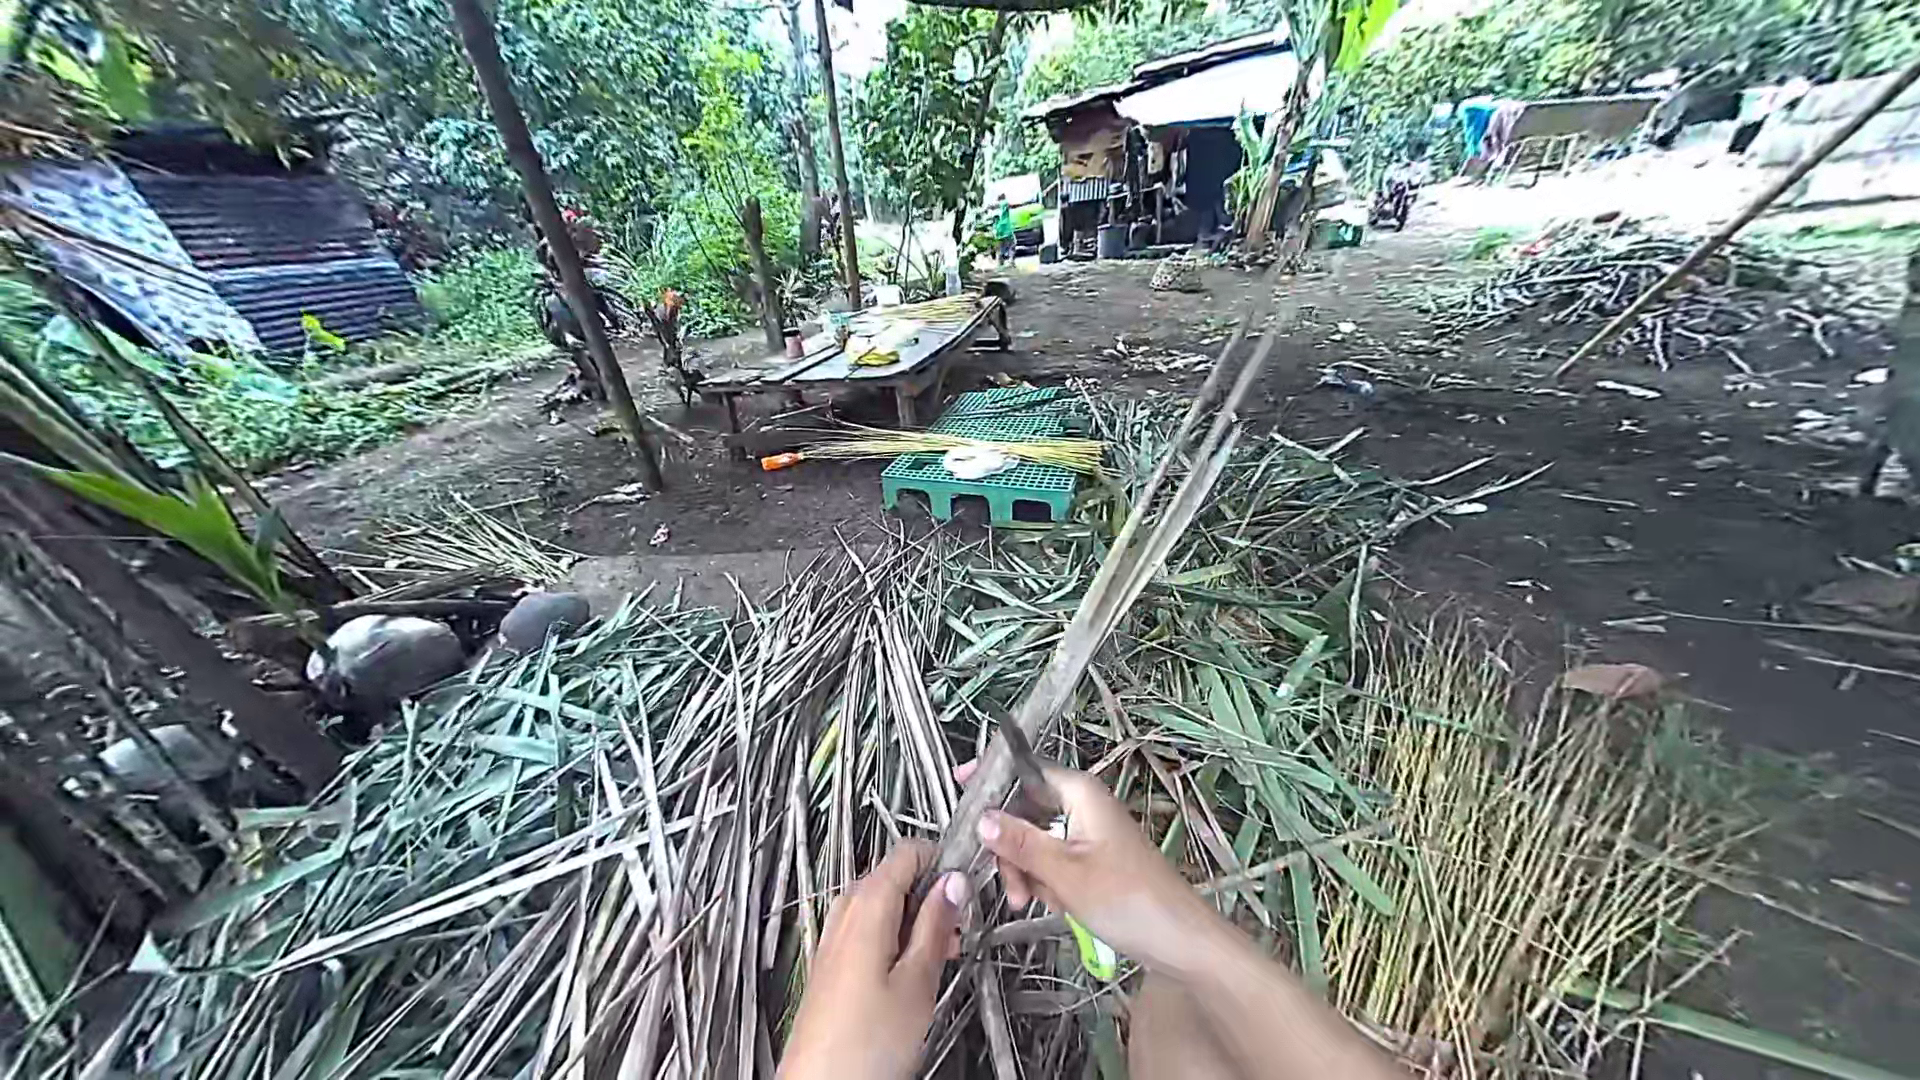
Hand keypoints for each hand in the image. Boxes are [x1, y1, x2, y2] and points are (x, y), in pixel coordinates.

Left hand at [778, 842, 968, 1079]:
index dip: (943, 863)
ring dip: (917, 921)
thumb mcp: (918, 981)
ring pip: (886, 904)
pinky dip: (896, 939)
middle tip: (958, 929)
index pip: (911, 850)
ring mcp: (836, 934)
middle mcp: (847, 909)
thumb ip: (937, 922)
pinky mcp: (833, 960)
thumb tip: (953, 882)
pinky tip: (910, 974)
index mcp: (868, 901)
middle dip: (932, 897)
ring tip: (940, 957)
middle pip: (899, 876)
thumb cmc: (861, 1049)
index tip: (964, 887)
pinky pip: (871, 929)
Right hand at [965, 761, 1234, 977]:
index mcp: (1078, 791)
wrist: (1182, 942)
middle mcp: (1081, 803)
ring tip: (1030, 901)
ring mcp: (1087, 831)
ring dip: (1027, 869)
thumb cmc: (1128, 899)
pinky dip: (1045, 879)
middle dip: (1012, 845)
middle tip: (1011, 884)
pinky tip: (1053, 903)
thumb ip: (1020, 842)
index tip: (960, 781)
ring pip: (1036, 837)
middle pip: (1026, 808)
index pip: (1025, 768)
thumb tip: (982, 816)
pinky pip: (1053, 857)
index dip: (993, 775)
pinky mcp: (1092, 856)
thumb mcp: (1064, 873)